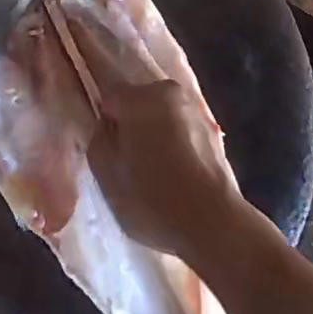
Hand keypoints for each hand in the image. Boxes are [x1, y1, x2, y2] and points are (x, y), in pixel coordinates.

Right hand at [87, 78, 241, 258]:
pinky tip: (176, 176)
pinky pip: (181, 131)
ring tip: (157, 174)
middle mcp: (168, 91)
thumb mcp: (106, 174)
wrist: (213, 222)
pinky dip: (176, 146)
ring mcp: (193, 108)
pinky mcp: (212, 129)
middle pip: (138, 105)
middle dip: (133, 128)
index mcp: (139, 97)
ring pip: (161, 117)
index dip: (108, 127)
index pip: (110, 100)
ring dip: (156, 136)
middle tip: (132, 166)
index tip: (112, 154)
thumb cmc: (152, 198)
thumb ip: (99, 139)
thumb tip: (108, 126)